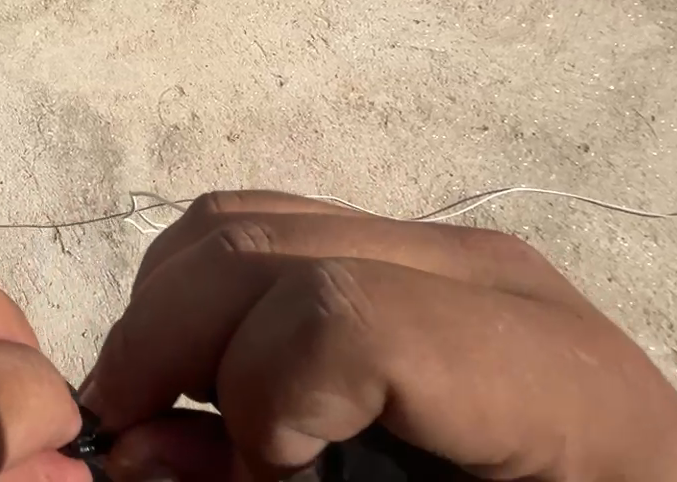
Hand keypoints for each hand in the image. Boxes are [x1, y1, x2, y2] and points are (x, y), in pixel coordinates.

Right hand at [80, 191, 676, 481]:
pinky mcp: (371, 232)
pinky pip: (242, 220)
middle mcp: (477, 270)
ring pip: (232, 222)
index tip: (249, 479)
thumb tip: (131, 452)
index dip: (266, 393)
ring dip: (165, 307)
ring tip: (158, 389)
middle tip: (124, 421)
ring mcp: (417, 236)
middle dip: (165, 339)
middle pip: (258, 253)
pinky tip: (196, 350)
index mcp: (552, 376)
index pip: (352, 318)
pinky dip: (188, 280)